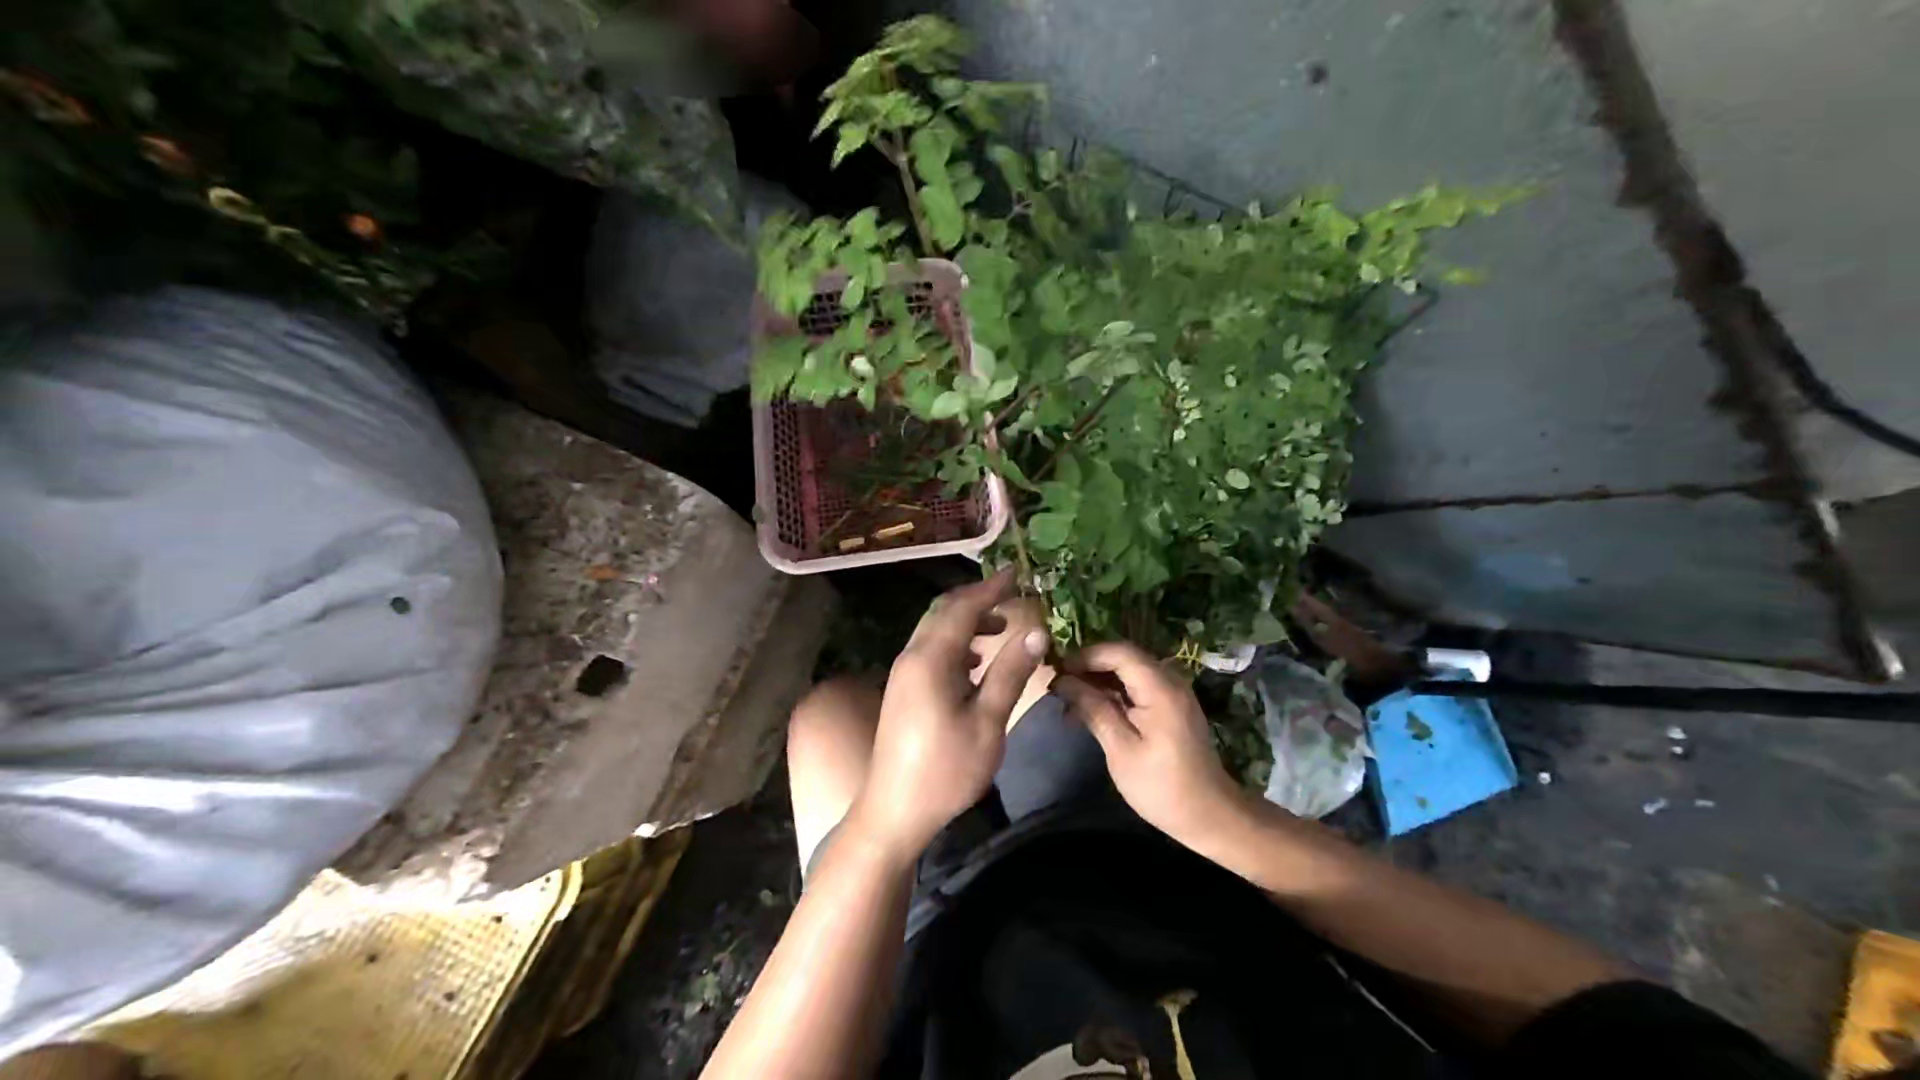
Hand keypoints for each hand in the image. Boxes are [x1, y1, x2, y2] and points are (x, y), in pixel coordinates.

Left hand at [846, 568, 1048, 862]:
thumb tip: (1036, 631)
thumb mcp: (988, 722)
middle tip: (1013, 596)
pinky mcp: (903, 690)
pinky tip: (976, 663)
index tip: (1017, 573)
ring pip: (936, 631)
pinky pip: (930, 651)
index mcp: (930, 660)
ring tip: (1001, 629)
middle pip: (943, 613)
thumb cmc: (946, 769)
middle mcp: (911, 657)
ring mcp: (903, 673)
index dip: (991, 588)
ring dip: (967, 622)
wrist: (894, 810)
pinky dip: (956, 644)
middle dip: (978, 600)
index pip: (962, 608)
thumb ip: (1010, 673)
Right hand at [1055, 642, 1249, 848]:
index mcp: (1161, 689)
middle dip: (1088, 667)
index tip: (1058, 672)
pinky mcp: (1171, 706)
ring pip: (1129, 671)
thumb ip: (1093, 709)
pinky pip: (1138, 686)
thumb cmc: (1162, 787)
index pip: (1119, 652)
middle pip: (1124, 658)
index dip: (1085, 656)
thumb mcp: (1120, 750)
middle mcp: (1170, 682)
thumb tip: (1063, 682)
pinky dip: (1113, 692)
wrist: (1210, 816)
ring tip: (1068, 699)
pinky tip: (1091, 709)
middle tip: (1058, 685)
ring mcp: (1173, 693)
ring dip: (1098, 680)